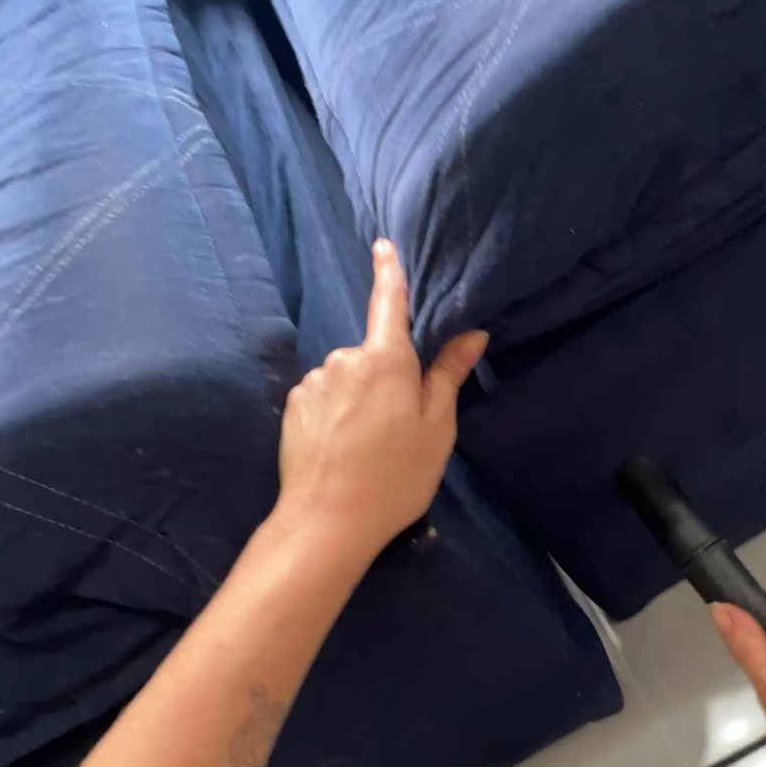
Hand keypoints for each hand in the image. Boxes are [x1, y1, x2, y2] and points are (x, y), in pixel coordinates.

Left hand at [276, 239, 488, 557]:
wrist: (327, 521)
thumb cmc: (395, 476)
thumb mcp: (436, 428)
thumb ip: (448, 375)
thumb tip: (472, 333)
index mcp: (385, 360)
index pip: (389, 302)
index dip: (390, 272)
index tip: (384, 245)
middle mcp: (344, 359)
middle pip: (374, 352)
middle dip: (388, 373)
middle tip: (401, 423)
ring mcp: (313, 382)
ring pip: (348, 376)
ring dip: (362, 395)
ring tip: (370, 443)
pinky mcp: (293, 405)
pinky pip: (325, 395)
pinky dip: (337, 411)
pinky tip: (343, 447)